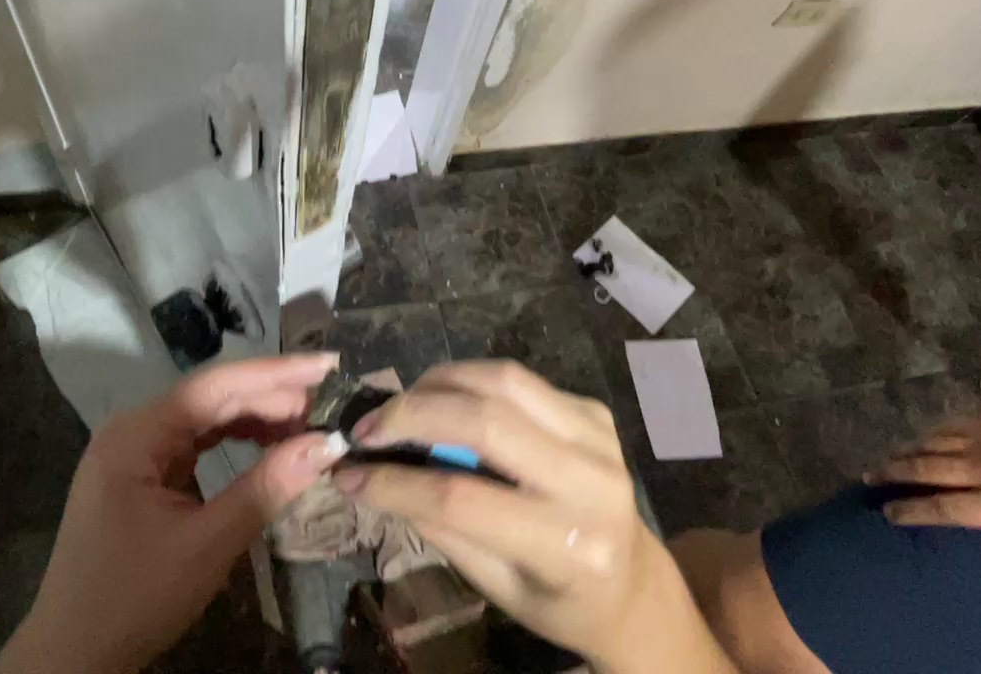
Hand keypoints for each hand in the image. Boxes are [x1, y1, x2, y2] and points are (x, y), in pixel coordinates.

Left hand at [0, 354, 348, 673]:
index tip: (328, 365)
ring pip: (209, 415)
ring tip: (311, 421)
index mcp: (137, 434)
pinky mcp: (146, 473)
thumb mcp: (207, 544)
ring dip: (259, 416)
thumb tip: (329, 443)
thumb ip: (267, 487)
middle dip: (274, 396)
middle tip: (331, 402)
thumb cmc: (133, 600)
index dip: (277, 373)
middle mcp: (135, 428)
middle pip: (214, 396)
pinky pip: (199, 440)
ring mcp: (138, 450)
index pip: (217, 384)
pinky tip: (273, 442)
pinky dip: (238, 439)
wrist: (72, 660)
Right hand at [336, 361, 710, 671]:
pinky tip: (446, 402)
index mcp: (569, 546)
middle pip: (488, 421)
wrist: (632, 581)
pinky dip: (471, 383)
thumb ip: (437, 525)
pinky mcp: (595, 410)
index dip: (395, 482)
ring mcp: (599, 436)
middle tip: (368, 425)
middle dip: (413, 414)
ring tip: (401, 404)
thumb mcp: (495, 586)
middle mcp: (592, 482)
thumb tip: (369, 475)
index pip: (463, 500)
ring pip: (503, 381)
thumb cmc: (558, 599)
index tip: (348, 471)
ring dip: (439, 383)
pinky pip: (519, 380)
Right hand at [869, 411, 980, 617]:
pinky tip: (918, 440)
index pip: (947, 507)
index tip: (888, 513)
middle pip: (926, 470)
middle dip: (892, 474)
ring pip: (929, 446)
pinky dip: (926, 436)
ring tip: (882, 459)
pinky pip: (946, 430)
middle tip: (867, 479)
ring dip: (902, 453)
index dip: (913, 510)